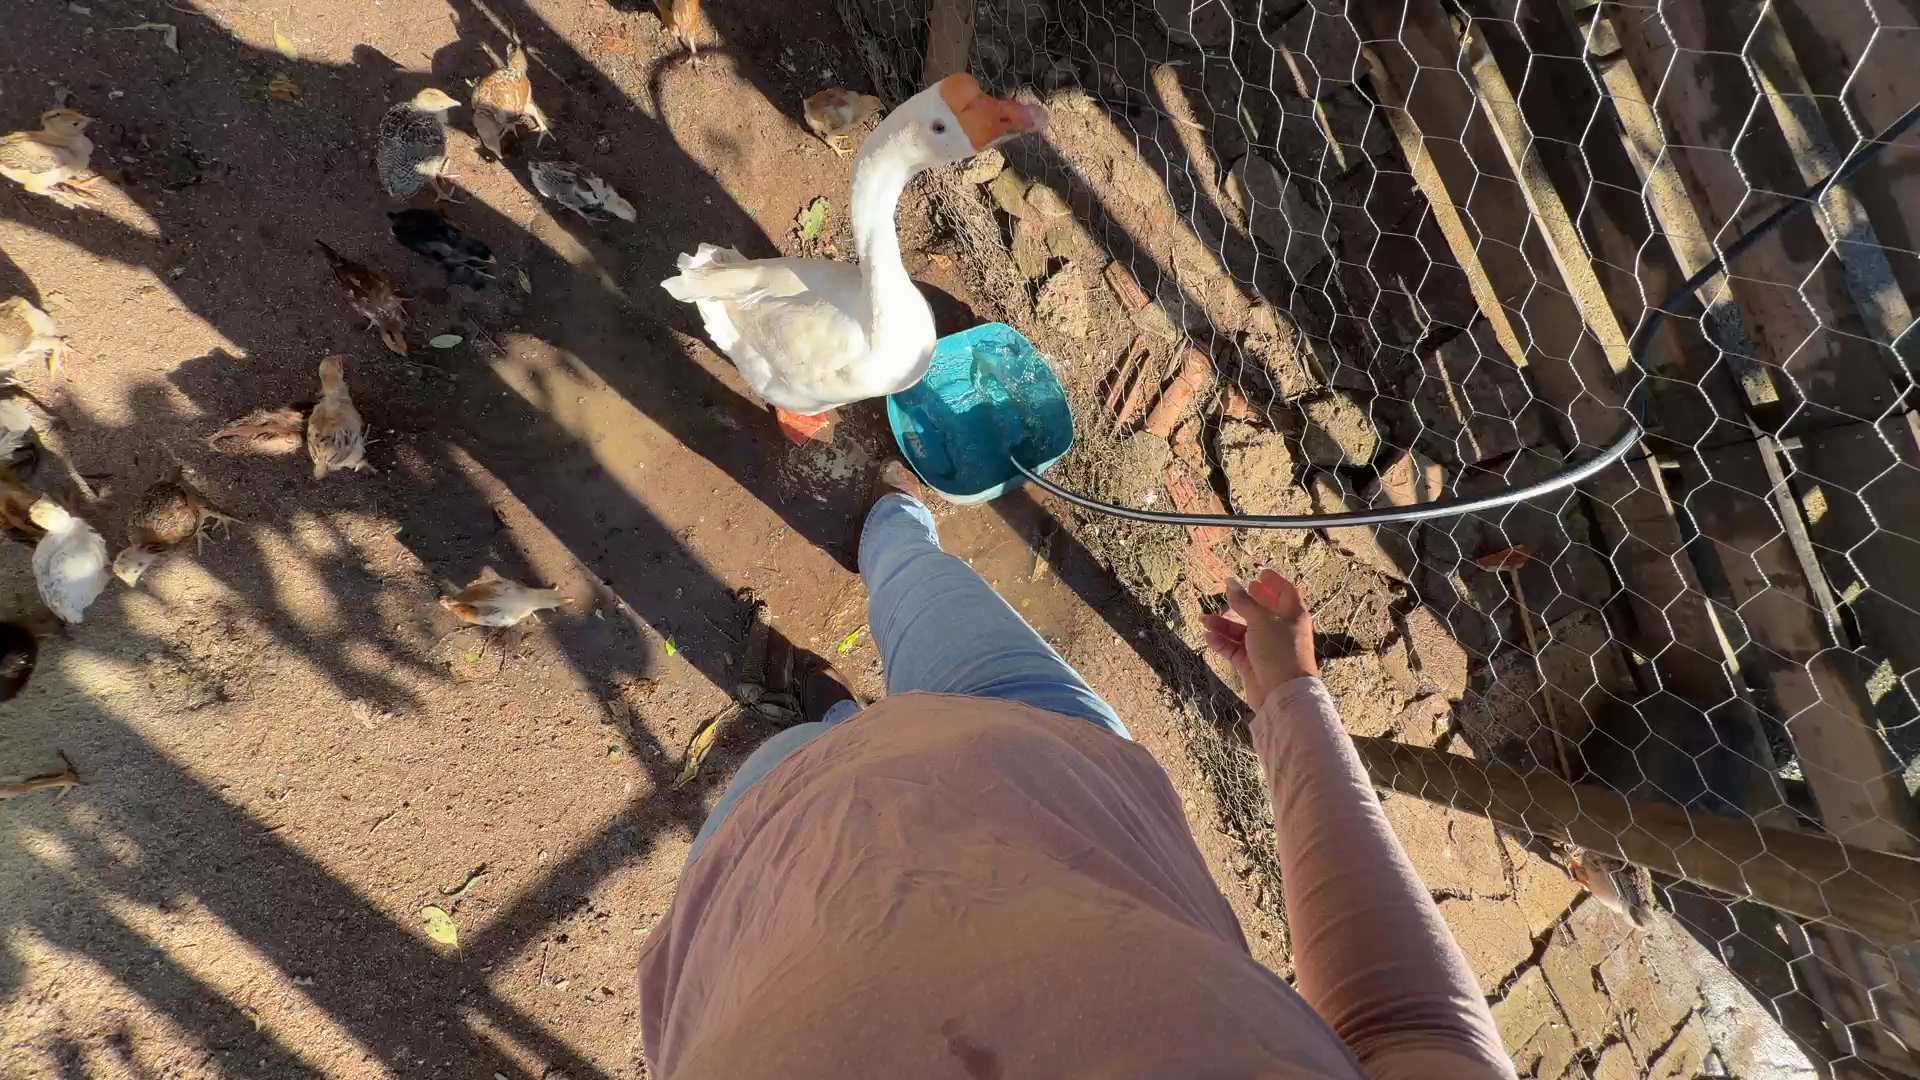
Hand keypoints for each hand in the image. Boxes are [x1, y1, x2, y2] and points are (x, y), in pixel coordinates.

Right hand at [1201, 567, 1317, 705]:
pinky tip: (1209, 636)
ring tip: (1204, 619)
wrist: (1282, 694)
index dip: (1275, 582)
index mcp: (1292, 616)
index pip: (1286, 593)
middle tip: (1232, 592)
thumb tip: (1230, 582)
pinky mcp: (1253, 664)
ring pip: (1242, 631)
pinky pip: (1235, 649)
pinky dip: (1222, 642)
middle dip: (1245, 602)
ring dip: (1223, 624)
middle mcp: (1280, 630)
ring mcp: (1266, 648)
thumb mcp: (1261, 620)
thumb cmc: (1279, 650)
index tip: (1260, 573)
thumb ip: (1243, 601)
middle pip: (1261, 611)